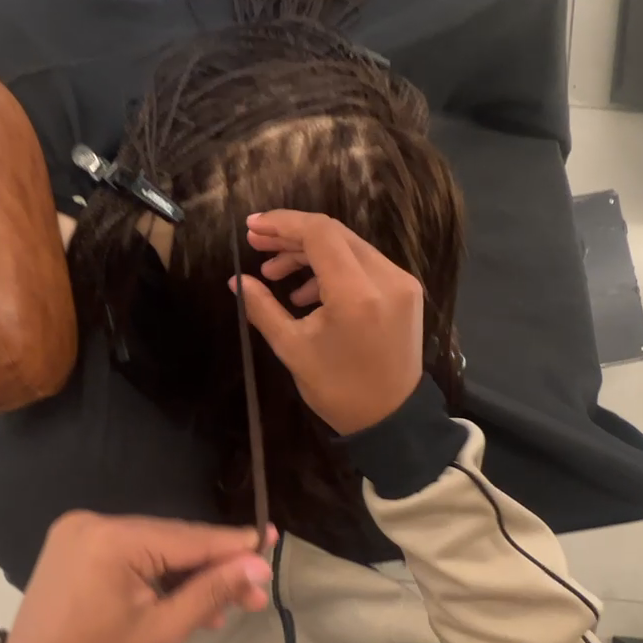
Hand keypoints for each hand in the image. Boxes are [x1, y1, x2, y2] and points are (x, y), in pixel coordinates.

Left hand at [0, 512, 273, 642]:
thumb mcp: (161, 635)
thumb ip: (210, 592)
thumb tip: (259, 565)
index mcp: (111, 540)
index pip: (188, 537)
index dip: (235, 544)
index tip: (274, 542)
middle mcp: (92, 523)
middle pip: (170, 540)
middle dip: (212, 568)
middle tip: (254, 596)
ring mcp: (78, 534)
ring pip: (150, 548)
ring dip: (185, 575)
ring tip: (223, 610)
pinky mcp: (72, 549)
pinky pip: (127, 555)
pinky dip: (154, 576)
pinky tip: (182, 601)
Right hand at [231, 209, 424, 434]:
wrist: (391, 418)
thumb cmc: (337, 389)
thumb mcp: (292, 349)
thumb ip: (263, 308)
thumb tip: (237, 281)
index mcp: (355, 294)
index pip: (319, 234)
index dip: (282, 224)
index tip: (252, 228)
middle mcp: (385, 278)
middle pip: (334, 234)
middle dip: (292, 235)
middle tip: (257, 245)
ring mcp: (400, 282)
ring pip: (349, 246)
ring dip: (309, 253)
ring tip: (274, 274)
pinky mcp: (406, 291)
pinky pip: (364, 264)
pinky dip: (333, 268)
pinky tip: (305, 292)